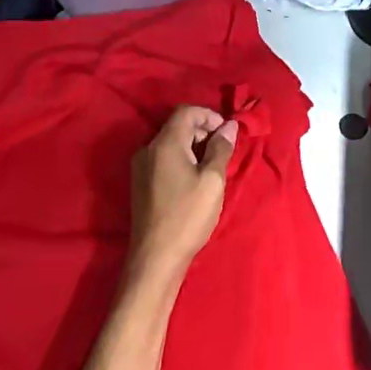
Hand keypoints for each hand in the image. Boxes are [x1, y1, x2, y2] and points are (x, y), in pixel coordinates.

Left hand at [130, 106, 237, 274]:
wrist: (156, 258)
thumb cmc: (188, 215)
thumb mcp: (213, 180)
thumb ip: (221, 148)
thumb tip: (229, 126)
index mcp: (165, 144)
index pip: (186, 111)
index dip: (209, 116)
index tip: (227, 133)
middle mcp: (148, 149)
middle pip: (177, 125)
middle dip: (203, 131)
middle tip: (223, 151)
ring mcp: (141, 167)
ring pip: (170, 142)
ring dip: (193, 146)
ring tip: (212, 167)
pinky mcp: (141, 183)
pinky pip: (163, 158)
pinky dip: (182, 159)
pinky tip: (195, 180)